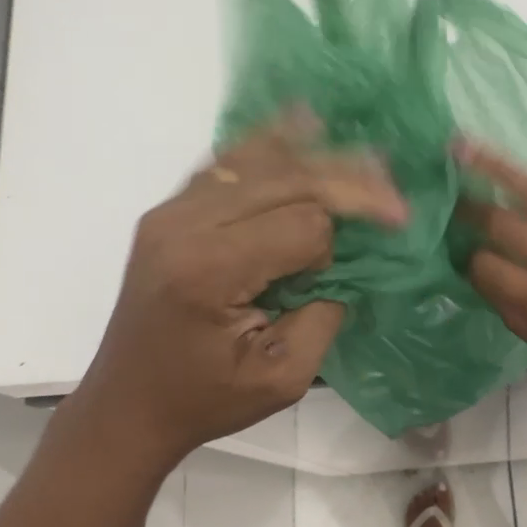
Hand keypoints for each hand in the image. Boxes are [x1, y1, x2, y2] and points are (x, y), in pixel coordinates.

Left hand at [66, 109, 406, 464]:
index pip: (303, 223)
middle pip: (288, 179)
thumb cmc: (207, 400)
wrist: (130, 404)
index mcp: (211, 270)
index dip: (341, 241)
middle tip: (396, 200)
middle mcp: (185, 224)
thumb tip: (343, 263)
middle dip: (349, 186)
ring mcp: (171, 211)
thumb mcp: (283, 378)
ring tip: (370, 160)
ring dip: (320, 161)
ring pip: (260, 160)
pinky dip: (273, 146)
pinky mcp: (170, 212)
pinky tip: (304, 122)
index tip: (359, 269)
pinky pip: (229, 162)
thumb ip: (323, 313)